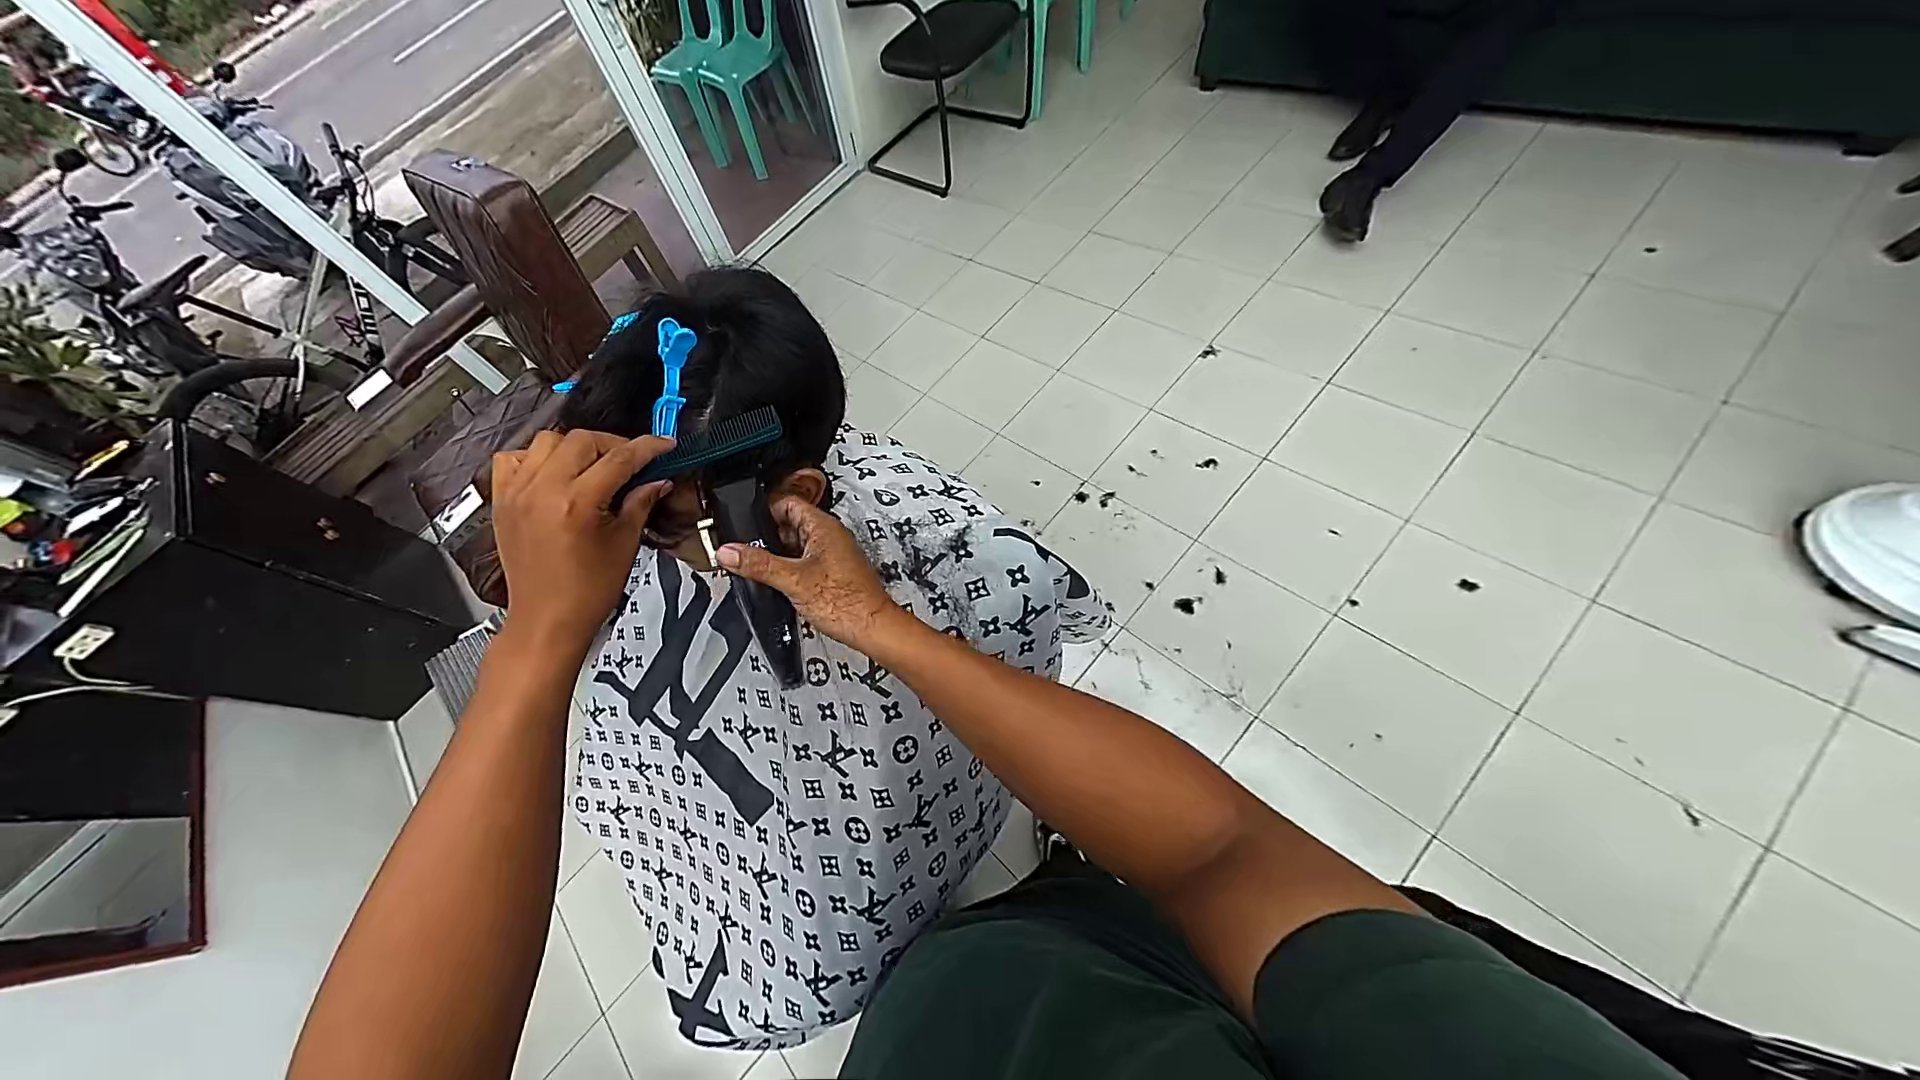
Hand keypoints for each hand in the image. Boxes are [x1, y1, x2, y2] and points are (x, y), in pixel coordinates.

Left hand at [489, 429, 673, 651]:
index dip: (647, 447)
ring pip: (548, 441)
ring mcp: (518, 494)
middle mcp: (542, 492)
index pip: (619, 458)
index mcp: (577, 503)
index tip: (662, 444)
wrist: (548, 618)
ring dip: (577, 447)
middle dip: (614, 445)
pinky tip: (556, 472)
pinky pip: (514, 458)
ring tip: (595, 464)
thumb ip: (640, 503)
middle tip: (633, 460)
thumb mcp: (625, 543)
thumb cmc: (585, 591)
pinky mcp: (503, 500)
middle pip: (582, 440)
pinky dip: (537, 457)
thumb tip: (655, 481)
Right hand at [716, 496, 905, 652]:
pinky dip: (791, 569)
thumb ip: (758, 564)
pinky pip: (806, 561)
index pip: (788, 503)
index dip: (764, 512)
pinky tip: (784, 584)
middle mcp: (831, 536)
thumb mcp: (792, 580)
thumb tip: (730, 552)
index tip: (746, 527)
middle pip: (789, 525)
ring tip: (765, 571)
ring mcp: (834, 554)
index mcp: (824, 527)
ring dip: (779, 556)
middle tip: (750, 553)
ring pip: (797, 545)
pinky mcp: (834, 571)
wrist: (871, 626)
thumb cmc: (847, 602)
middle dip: (768, 538)